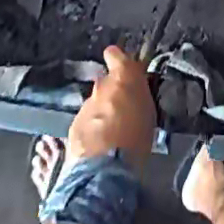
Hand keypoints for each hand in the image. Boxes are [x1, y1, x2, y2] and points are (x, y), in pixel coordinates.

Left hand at [67, 46, 154, 164]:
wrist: (106, 169)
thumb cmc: (137, 137)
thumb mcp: (149, 110)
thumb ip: (139, 93)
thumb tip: (136, 87)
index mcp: (123, 79)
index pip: (115, 54)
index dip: (118, 58)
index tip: (123, 64)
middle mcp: (101, 87)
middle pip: (107, 82)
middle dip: (113, 91)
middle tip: (124, 107)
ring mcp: (85, 106)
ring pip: (95, 102)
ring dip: (103, 111)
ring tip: (113, 129)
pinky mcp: (74, 125)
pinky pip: (86, 120)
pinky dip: (93, 126)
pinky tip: (100, 142)